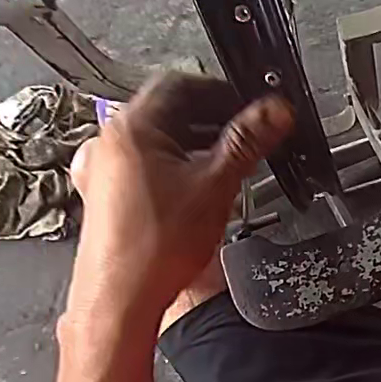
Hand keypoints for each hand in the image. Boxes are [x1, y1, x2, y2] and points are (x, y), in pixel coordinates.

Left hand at [64, 70, 291, 334]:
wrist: (122, 297)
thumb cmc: (154, 247)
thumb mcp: (216, 185)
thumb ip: (248, 142)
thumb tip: (274, 112)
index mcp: (131, 129)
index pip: (181, 84)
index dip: (222, 92)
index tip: (251, 108)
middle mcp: (110, 143)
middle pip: (170, 112)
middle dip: (213, 122)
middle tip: (248, 138)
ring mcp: (105, 170)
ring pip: (159, 141)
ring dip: (196, 146)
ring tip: (227, 168)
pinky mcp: (109, 195)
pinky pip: (148, 167)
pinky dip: (177, 169)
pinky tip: (197, 192)